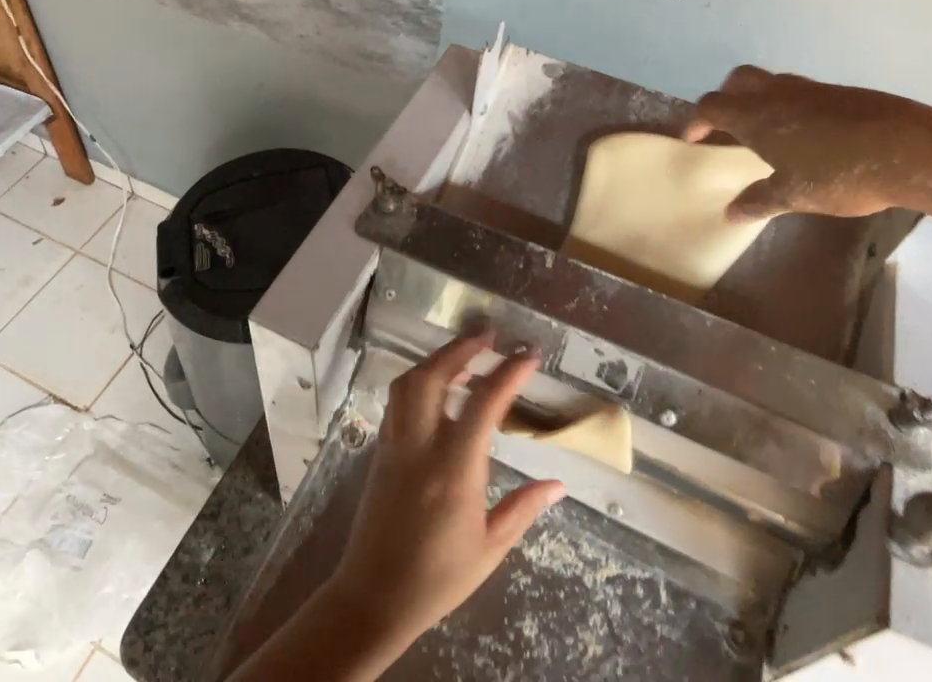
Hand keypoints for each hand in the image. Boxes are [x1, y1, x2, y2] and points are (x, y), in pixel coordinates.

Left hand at [328, 335, 565, 644]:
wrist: (373, 597)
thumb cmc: (438, 578)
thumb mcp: (489, 548)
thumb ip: (522, 509)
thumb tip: (557, 484)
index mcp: (454, 471)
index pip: (482, 405)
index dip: (507, 373)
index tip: (528, 353)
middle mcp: (419, 448)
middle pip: (432, 377)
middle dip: (460, 349)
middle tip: (488, 334)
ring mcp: (394, 447)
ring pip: (408, 385)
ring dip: (435, 361)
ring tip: (464, 355)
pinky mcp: (379, 454)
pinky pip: (397, 403)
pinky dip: (418, 383)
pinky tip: (437, 389)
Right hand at [683, 65, 931, 220]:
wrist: (913, 151)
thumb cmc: (841, 174)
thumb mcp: (794, 195)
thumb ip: (760, 200)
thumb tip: (731, 213)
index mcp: (757, 116)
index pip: (712, 106)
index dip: (697, 121)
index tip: (693, 139)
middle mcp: (780, 95)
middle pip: (739, 80)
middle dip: (726, 98)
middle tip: (727, 125)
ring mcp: (814, 90)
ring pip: (773, 83)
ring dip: (761, 100)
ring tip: (767, 132)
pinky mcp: (844, 95)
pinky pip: (803, 93)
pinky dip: (792, 107)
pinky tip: (808, 136)